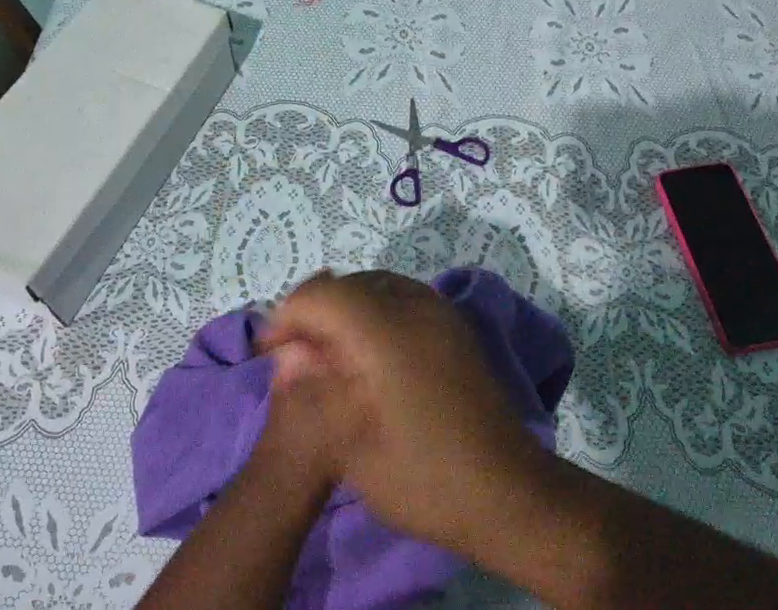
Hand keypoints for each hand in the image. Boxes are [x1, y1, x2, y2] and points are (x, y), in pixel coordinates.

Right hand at [256, 270, 548, 551]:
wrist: (507, 493)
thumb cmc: (423, 477)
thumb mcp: (351, 445)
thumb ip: (315, 390)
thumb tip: (289, 354)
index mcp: (386, 331)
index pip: (321, 295)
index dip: (288, 317)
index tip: (270, 355)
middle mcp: (417, 307)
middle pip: (350, 284)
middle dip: (315, 312)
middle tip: (296, 358)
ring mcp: (443, 315)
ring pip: (379, 286)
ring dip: (346, 310)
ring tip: (329, 357)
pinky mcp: (457, 330)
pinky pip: (404, 299)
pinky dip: (375, 314)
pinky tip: (368, 358)